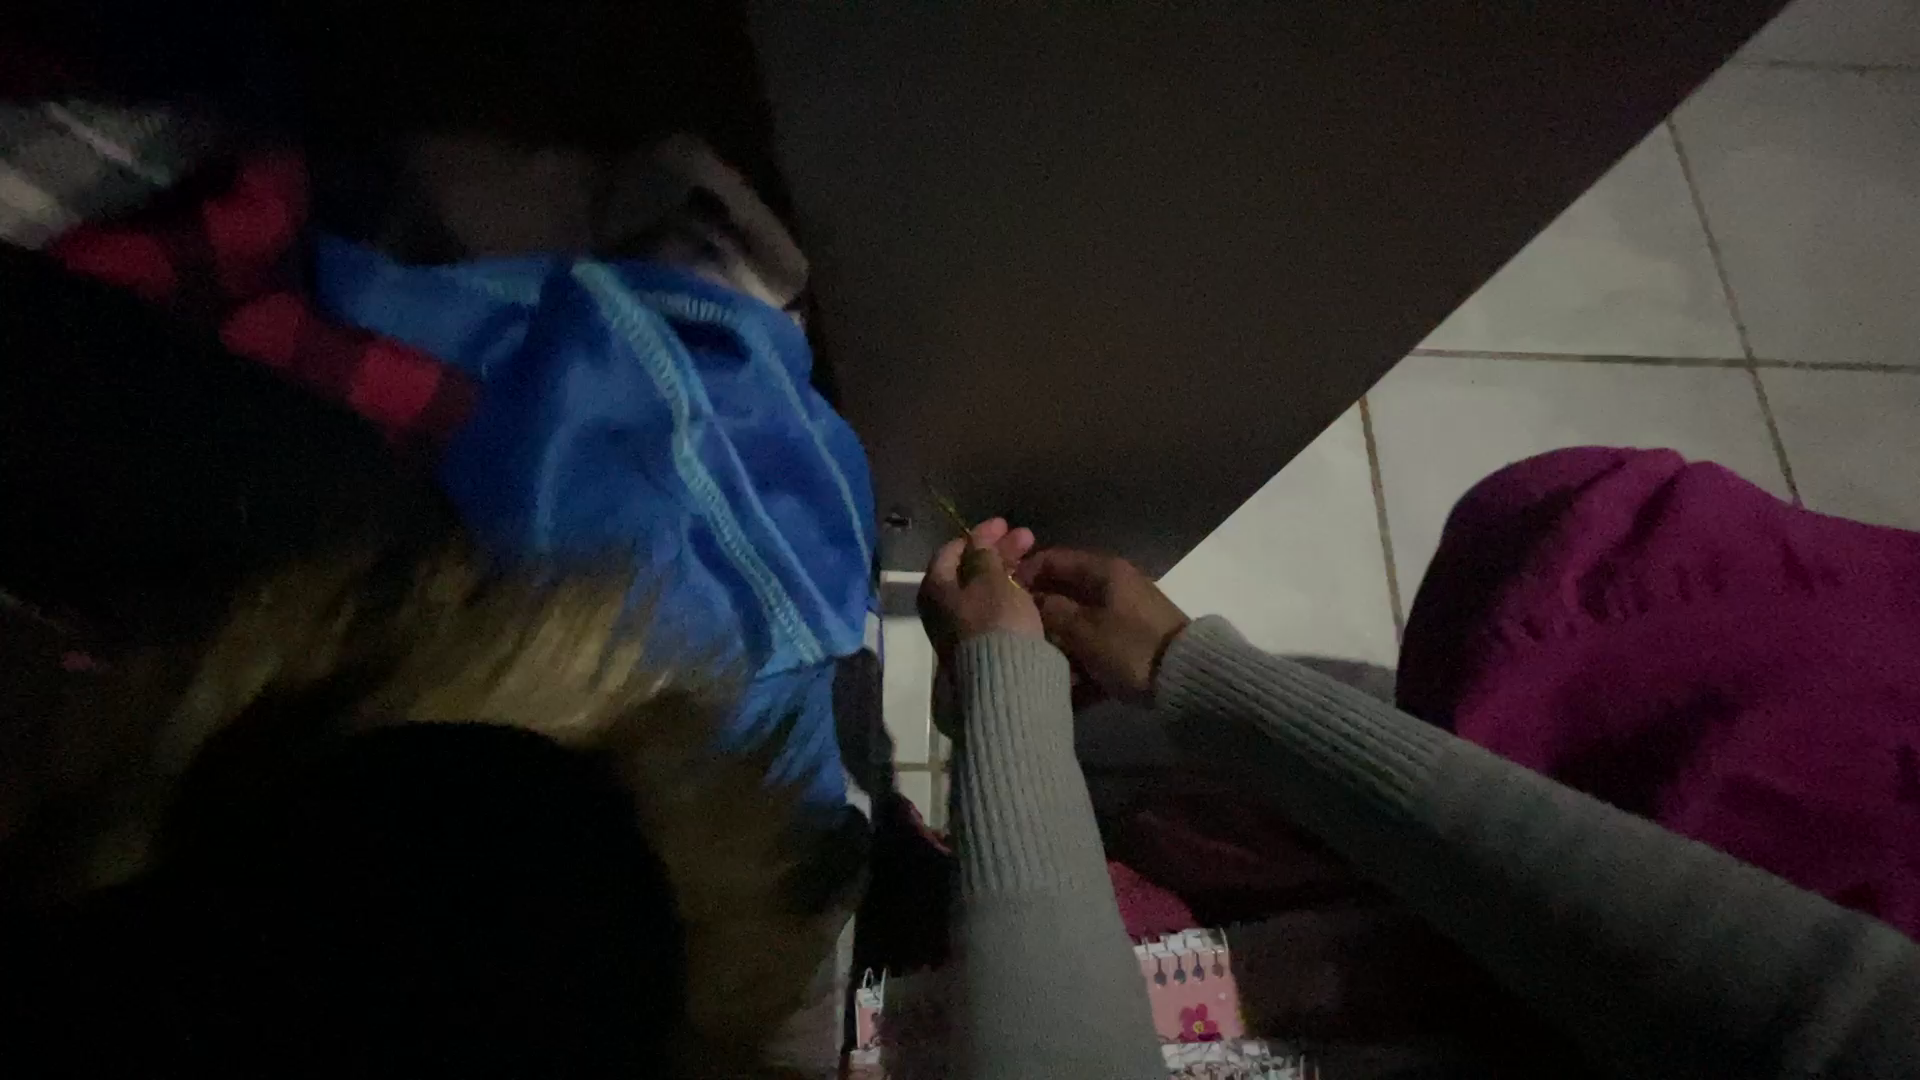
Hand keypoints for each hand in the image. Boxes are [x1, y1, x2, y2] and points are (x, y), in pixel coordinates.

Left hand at [917, 518, 1040, 655]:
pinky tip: (1026, 586)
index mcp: (935, 587)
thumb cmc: (993, 621)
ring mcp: (958, 626)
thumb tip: (975, 539)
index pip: (952, 550)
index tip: (1004, 523)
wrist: (1003, 680)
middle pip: (969, 569)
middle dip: (998, 550)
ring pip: (982, 588)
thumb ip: (983, 554)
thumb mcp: (989, 580)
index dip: (979, 534)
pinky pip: (990, 607)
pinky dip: (1007, 591)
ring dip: (1005, 570)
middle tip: (1027, 537)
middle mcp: (941, 606)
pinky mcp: (978, 642)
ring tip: (1032, 558)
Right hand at [1017, 549, 1189, 702]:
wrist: (1188, 681)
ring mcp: (1124, 615)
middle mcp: (1114, 586)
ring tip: (1044, 668)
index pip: (1054, 559)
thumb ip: (1051, 610)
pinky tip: (1071, 688)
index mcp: (1103, 571)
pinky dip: (1082, 663)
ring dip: (1060, 645)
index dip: (1025, 574)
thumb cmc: (1131, 647)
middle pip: (1064, 595)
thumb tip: (1029, 600)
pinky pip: (1096, 647)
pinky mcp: (1131, 643)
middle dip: (1041, 618)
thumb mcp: (1084, 629)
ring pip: (1078, 624)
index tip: (1002, 597)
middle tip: (1020, 638)